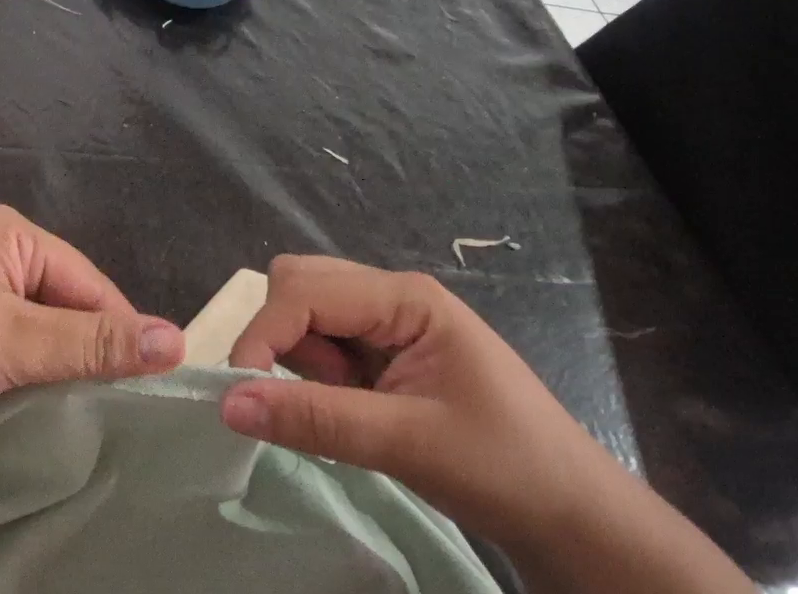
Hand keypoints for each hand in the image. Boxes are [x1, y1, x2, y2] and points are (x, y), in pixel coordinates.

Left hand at [0, 205, 185, 454]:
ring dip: (50, 370)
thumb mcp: (9, 339)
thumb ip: (90, 343)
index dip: (121, 331)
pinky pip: (1, 350)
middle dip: (83, 353)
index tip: (151, 386)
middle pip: (62, 305)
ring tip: (78, 414)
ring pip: (32, 333)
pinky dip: (19, 378)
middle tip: (114, 409)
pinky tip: (32, 410)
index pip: (89, 281)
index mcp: (8, 234)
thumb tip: (179, 340)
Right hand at [217, 256, 628, 551]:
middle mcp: (391, 296)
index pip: (303, 291)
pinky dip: (314, 373)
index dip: (263, 335)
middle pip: (299, 284)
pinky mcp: (385, 352)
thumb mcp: (408, 444)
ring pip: (306, 312)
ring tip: (344, 406)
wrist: (570, 513)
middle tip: (313, 394)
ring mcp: (389, 322)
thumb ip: (315, 418)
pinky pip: (323, 343)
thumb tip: (226, 403)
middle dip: (281, 336)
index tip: (241, 395)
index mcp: (405, 297)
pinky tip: (349, 407)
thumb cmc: (504, 467)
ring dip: (299, 357)